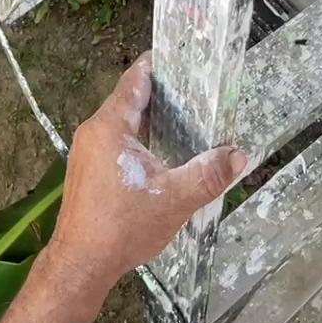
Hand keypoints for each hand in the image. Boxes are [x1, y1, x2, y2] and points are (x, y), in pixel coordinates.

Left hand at [43, 53, 247, 297]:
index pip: (135, 80)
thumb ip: (208, 174)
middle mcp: (94, 130)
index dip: (159, 66)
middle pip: (130, 99)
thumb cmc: (122, 226)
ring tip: (184, 118)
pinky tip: (161, 152)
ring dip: (150, 119)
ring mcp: (87, 150)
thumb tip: (240, 155)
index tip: (183, 58)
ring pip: (123, 122)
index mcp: (110, 125)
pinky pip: (116, 140)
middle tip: (195, 91)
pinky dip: (138, 138)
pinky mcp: (88, 169)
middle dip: (162, 94)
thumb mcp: (174, 199)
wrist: (80, 264)